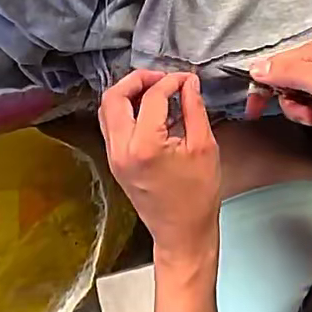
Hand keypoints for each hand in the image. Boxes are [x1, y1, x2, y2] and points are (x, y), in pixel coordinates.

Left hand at [98, 70, 220, 268]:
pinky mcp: (114, 162)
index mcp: (144, 146)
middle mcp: (121, 149)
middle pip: (114, 97)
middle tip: (160, 77)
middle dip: (137, 80)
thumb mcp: (204, 147)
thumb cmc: (198, 196)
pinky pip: (111, 125)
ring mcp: (113, 157)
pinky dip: (124, 110)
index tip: (185, 79)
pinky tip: (147, 109)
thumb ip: (194, 109)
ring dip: (127, 93)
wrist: (182, 234)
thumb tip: (188, 83)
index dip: (170, 82)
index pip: (151, 97)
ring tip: (153, 90)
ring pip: (107, 110)